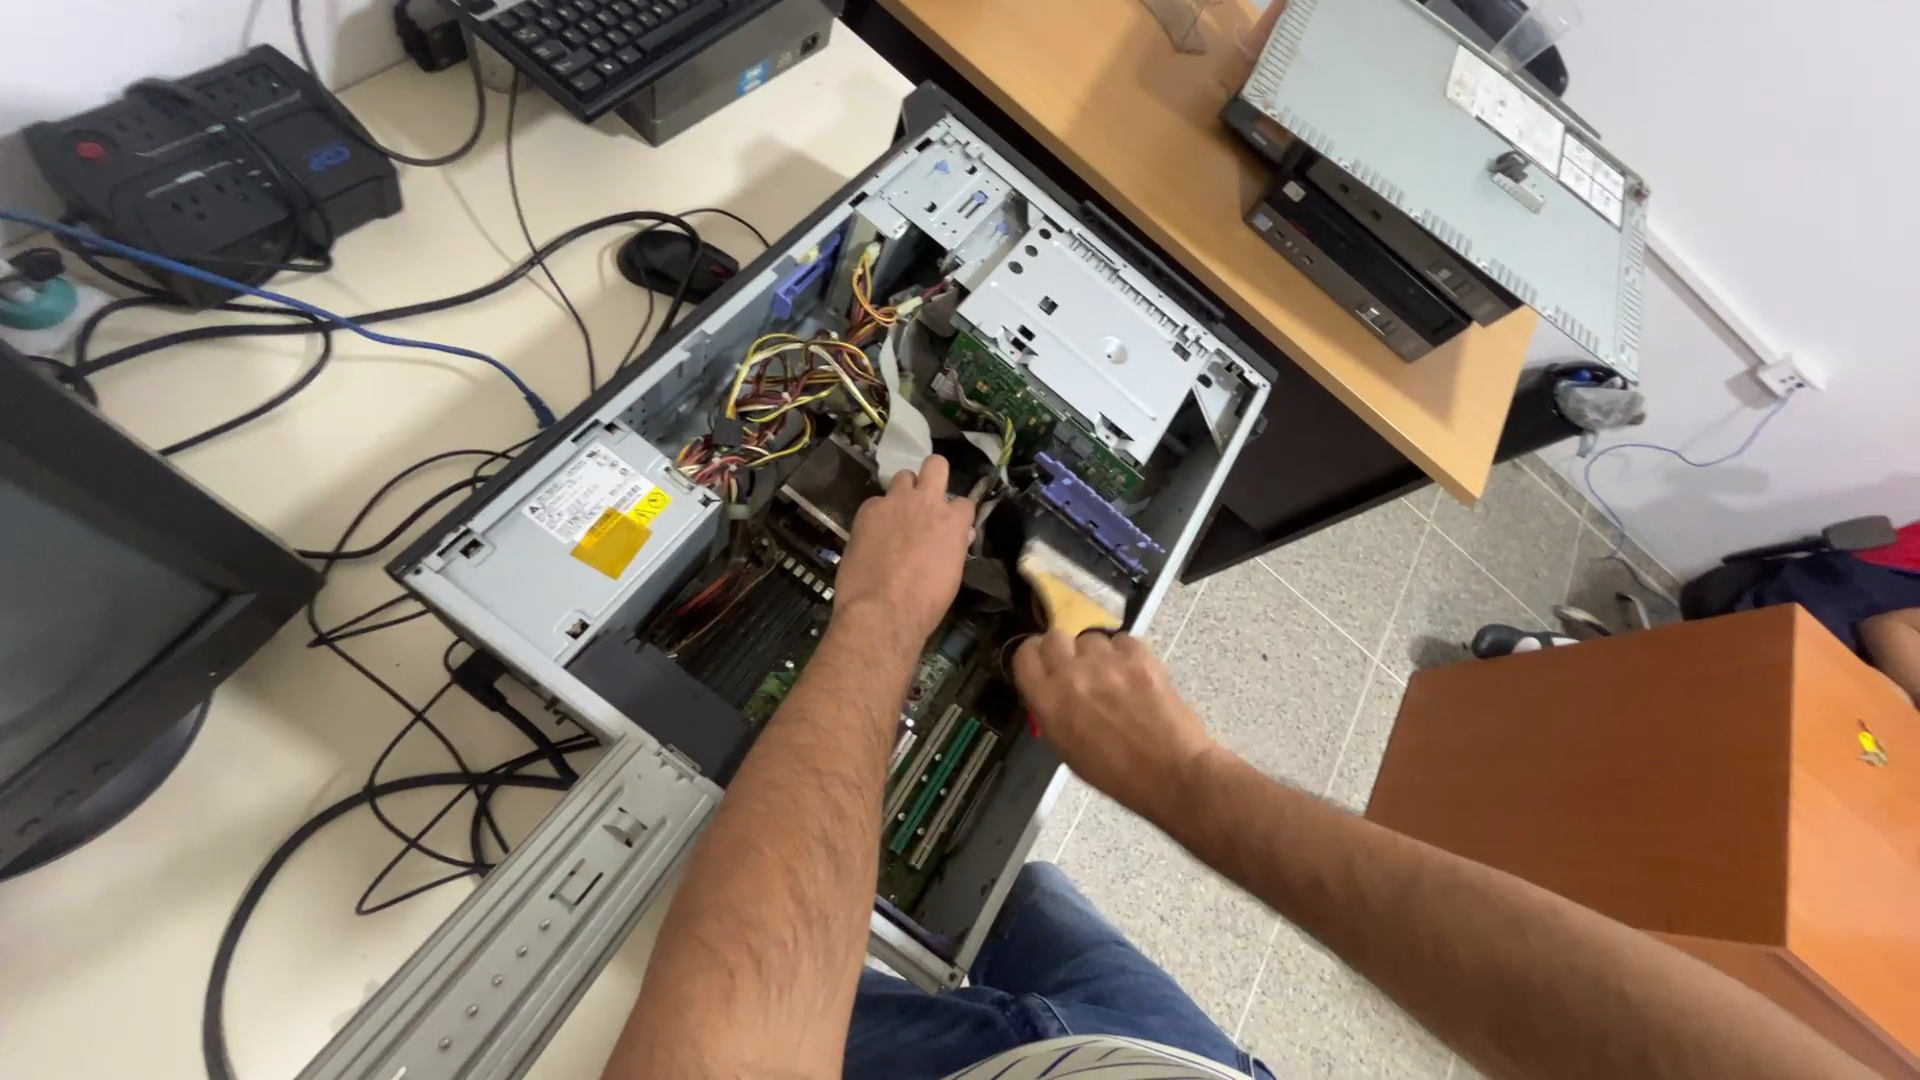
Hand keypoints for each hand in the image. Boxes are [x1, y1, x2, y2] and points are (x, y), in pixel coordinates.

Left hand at [833, 455, 974, 645]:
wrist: (882, 611)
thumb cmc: (926, 602)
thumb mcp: (952, 574)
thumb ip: (954, 546)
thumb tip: (958, 536)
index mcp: (953, 521)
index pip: (964, 501)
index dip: (957, 513)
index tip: (950, 524)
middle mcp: (926, 502)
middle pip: (936, 464)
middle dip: (934, 475)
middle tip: (926, 496)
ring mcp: (895, 502)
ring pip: (903, 476)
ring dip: (903, 491)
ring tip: (897, 513)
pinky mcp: (867, 510)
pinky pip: (875, 502)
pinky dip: (877, 514)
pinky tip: (872, 534)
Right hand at [1013, 631, 1217, 819]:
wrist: (1170, 773)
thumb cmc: (1115, 773)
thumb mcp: (1064, 748)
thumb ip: (1048, 710)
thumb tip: (1046, 689)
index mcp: (1048, 700)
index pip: (1024, 654)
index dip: (1035, 657)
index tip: (1045, 664)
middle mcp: (1072, 673)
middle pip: (1054, 637)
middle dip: (1062, 650)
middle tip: (1077, 669)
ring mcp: (1107, 662)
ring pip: (1090, 638)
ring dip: (1096, 654)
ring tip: (1111, 677)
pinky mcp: (1138, 656)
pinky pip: (1122, 640)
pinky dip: (1124, 654)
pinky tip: (1133, 675)